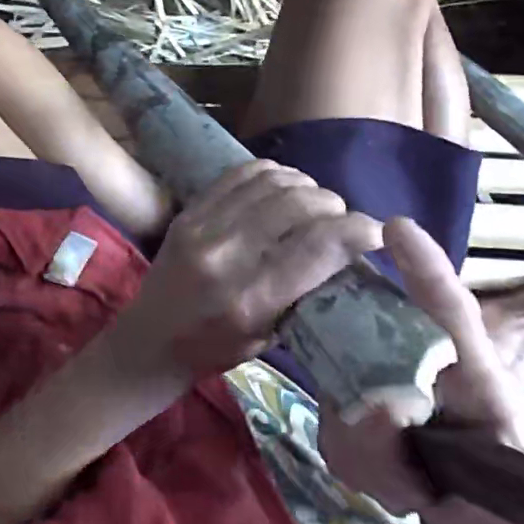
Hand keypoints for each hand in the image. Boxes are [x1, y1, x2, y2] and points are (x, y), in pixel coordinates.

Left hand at [109, 160, 382, 384]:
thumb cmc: (216, 350)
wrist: (147, 342)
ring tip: (315, 200)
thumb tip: (346, 249)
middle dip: (333, 204)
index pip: (319, 247)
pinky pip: (241, 174)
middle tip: (341, 217)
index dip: (358, 230)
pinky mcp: (189, 212)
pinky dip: (274, 173)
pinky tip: (286, 185)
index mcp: (252, 300)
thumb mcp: (272, 335)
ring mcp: (203, 229)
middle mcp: (227, 258)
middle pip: (299, 204)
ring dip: (306, 185)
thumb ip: (307, 291)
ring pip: (273, 182)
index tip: (375, 230)